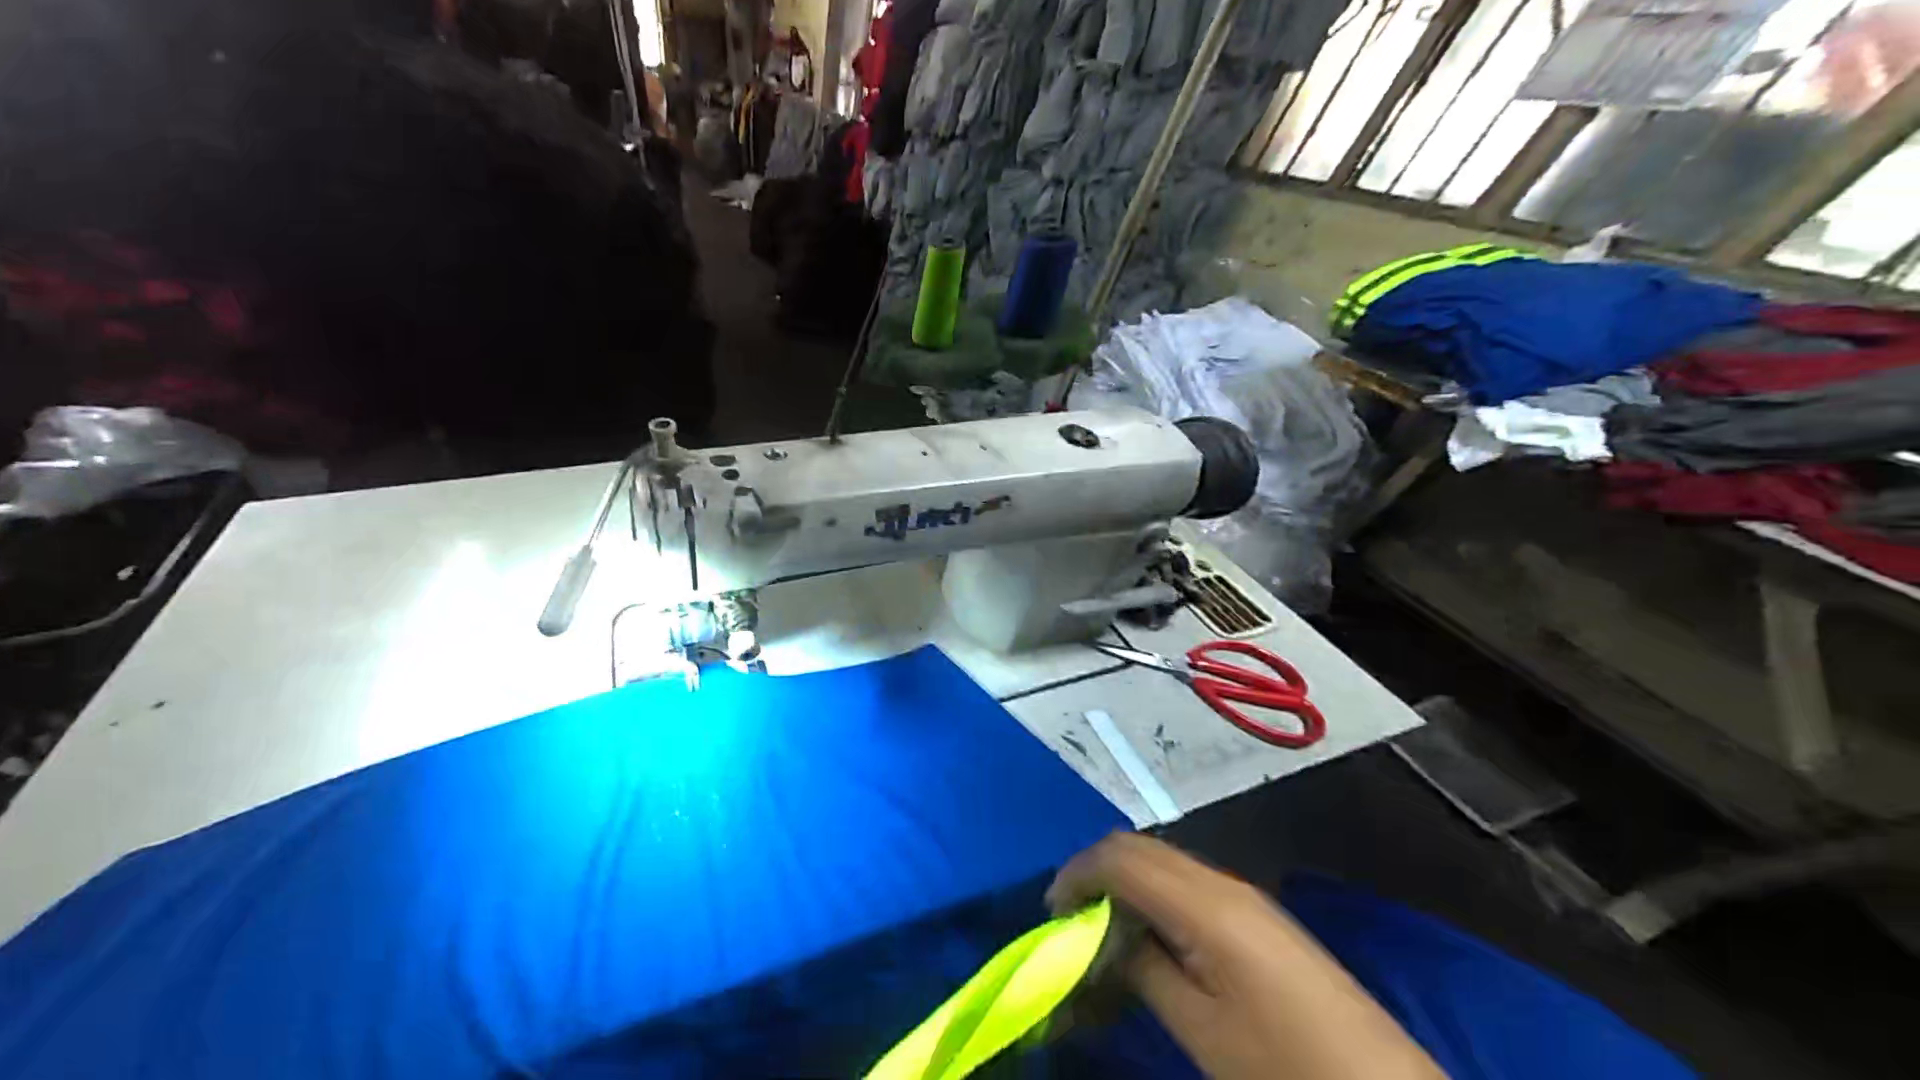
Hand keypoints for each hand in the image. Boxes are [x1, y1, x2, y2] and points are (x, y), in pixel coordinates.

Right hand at [1048, 833, 1442, 1079]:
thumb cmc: (1285, 1067)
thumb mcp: (1202, 1028)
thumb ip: (1145, 969)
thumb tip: (1103, 937)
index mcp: (1206, 903)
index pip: (1122, 856)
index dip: (1078, 873)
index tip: (1052, 913)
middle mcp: (1223, 883)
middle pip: (1141, 849)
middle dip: (1096, 874)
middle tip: (1069, 921)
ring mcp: (1244, 897)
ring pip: (1162, 864)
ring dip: (1124, 886)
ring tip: (1100, 934)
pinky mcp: (1257, 918)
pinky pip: (1186, 887)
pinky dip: (1152, 900)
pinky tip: (1148, 941)